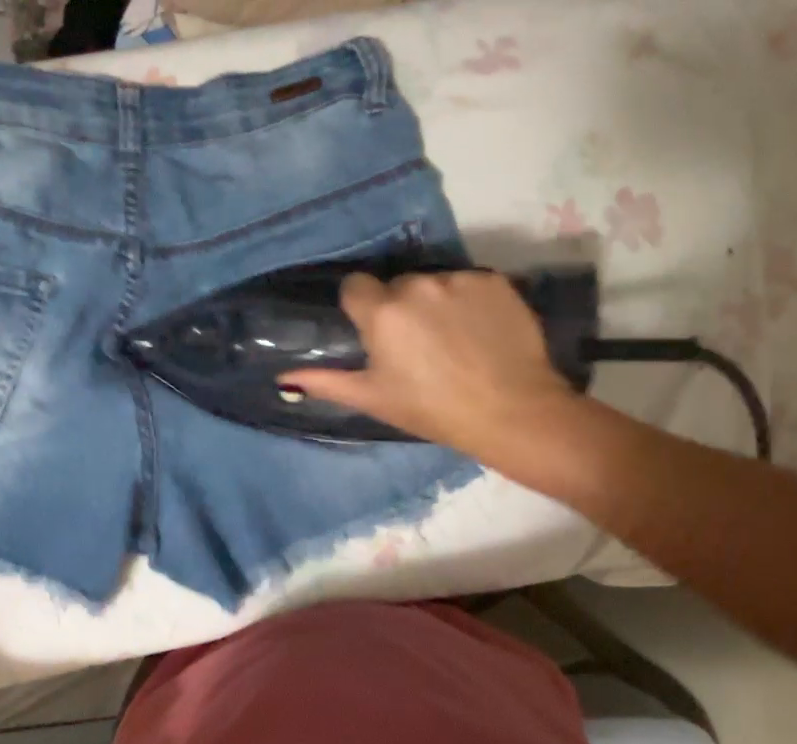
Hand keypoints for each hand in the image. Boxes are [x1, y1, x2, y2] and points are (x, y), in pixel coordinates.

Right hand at [281, 271, 577, 457]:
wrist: (511, 411)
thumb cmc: (433, 411)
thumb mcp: (375, 400)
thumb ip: (328, 382)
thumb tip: (285, 378)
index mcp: (383, 313)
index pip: (355, 287)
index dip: (361, 309)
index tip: (373, 334)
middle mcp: (418, 285)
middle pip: (397, 285)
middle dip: (400, 308)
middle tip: (416, 347)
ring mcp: (460, 279)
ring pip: (434, 283)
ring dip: (436, 304)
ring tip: (452, 342)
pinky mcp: (495, 281)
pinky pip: (469, 284)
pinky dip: (470, 303)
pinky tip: (479, 334)